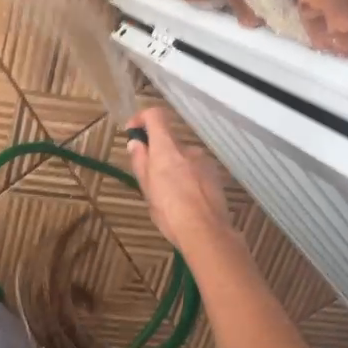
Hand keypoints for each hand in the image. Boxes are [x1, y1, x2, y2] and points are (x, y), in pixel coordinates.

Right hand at [125, 108, 231, 250]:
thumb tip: (135, 143)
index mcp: (166, 149)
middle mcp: (187, 149)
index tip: (133, 130)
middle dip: (157, 156)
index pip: (156, 116)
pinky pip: (195, 169)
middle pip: (168, 141)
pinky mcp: (214, 174)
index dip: (142, 118)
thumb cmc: (169, 212)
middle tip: (149, 180)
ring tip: (168, 196)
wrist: (205, 231)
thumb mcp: (147, 189)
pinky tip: (185, 199)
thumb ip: (141, 162)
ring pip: (182, 158)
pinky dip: (187, 178)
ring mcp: (203, 160)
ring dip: (173, 169)